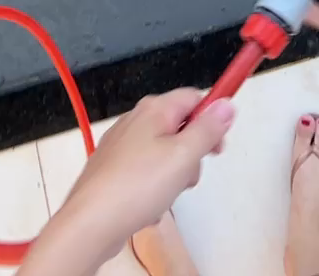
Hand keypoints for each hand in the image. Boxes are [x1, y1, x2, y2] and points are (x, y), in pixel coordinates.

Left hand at [41, 90, 234, 263]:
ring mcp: (122, 141)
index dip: (212, 119)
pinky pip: (146, 169)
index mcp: (155, 108)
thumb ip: (208, 130)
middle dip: (191, 153)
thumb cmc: (138, 186)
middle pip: (180, 125)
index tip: (218, 148)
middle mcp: (137, 118)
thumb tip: (226, 104)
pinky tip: (149, 204)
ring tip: (165, 194)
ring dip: (173, 174)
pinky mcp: (113, 165)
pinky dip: (154, 185)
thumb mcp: (184, 156)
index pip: (195, 97)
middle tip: (187, 176)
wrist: (92, 222)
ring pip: (164, 151)